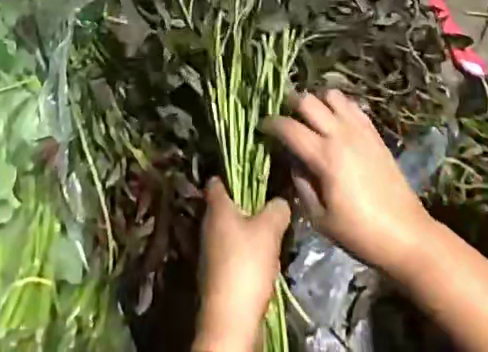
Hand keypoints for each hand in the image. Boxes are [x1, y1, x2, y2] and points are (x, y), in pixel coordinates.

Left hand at [195, 178, 290, 351]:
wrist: (231, 319)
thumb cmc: (246, 264)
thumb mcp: (270, 228)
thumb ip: (277, 207)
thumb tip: (280, 201)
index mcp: (216, 209)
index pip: (217, 181)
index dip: (232, 172)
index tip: (251, 169)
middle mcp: (208, 227)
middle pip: (227, 206)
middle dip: (248, 203)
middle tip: (270, 202)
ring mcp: (209, 252)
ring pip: (232, 231)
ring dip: (250, 230)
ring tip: (272, 231)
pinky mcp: (216, 274)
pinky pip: (233, 253)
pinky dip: (247, 252)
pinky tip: (265, 260)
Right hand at [266, 90, 437, 274]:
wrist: (404, 232)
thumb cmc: (358, 232)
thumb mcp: (318, 217)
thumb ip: (300, 182)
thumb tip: (291, 159)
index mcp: (324, 156)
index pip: (289, 127)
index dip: (270, 124)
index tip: (261, 127)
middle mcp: (341, 133)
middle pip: (308, 101)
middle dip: (290, 104)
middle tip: (283, 118)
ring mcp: (360, 129)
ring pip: (331, 95)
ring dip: (316, 101)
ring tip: (309, 117)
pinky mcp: (374, 131)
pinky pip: (351, 105)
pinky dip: (337, 106)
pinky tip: (333, 121)